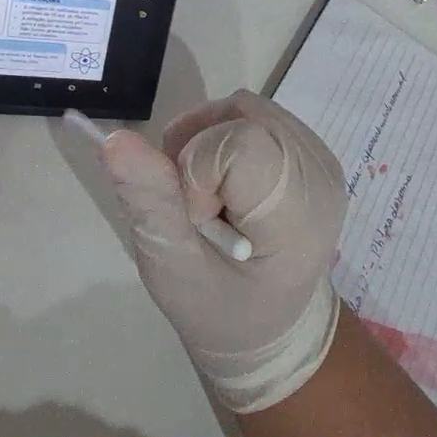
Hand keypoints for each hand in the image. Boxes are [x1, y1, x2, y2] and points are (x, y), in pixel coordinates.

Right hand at [100, 89, 346, 412]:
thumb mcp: (172, 270)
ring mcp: (320, 157)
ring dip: (208, 137)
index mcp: (296, 216)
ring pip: (247, 108)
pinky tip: (224, 180)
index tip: (196, 217)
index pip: (240, 144)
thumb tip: (116, 140)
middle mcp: (320, 175)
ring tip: (204, 192)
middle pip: (242, 116)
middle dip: (198, 148)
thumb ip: (149, 202)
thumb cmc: (219, 310)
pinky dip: (225, 136)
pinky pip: (257, 115)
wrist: (270, 328)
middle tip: (190, 202)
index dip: (198, 168)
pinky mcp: (309, 148)